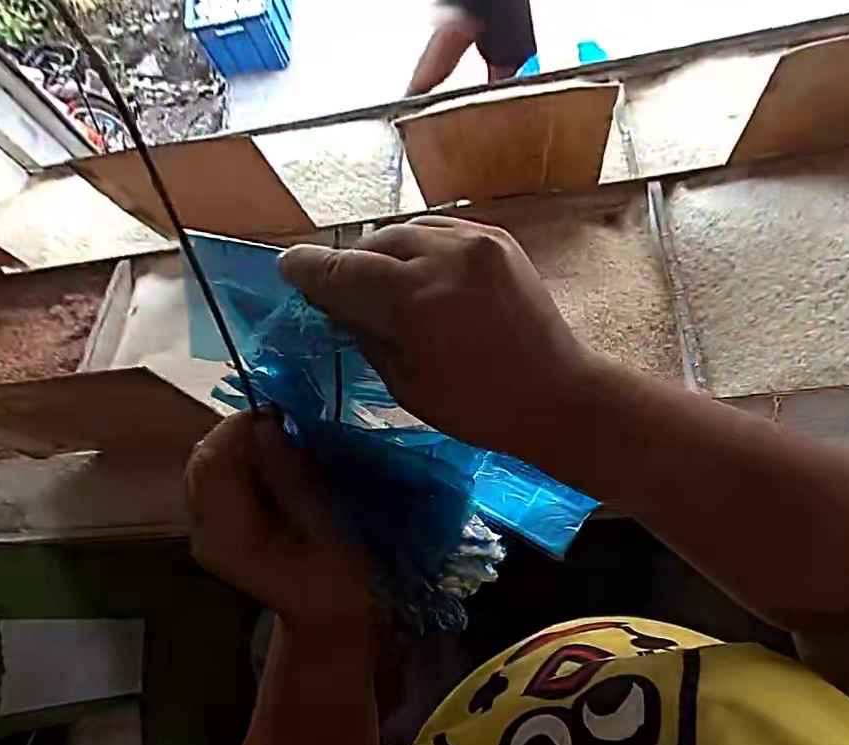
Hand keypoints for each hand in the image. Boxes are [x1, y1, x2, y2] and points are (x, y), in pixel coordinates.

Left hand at [185, 410, 372, 636]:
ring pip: (208, 465)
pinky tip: (276, 468)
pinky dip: (244, 463)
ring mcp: (205, 533)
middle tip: (289, 428)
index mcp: (230, 539)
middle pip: (203, 460)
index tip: (285, 415)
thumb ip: (295, 480)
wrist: (331, 619)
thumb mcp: (331, 532)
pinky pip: (218, 479)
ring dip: (243, 446)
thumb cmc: (343, 583)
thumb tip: (268, 428)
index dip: (241, 428)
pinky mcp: (215, 529)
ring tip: (286, 446)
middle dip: (241, 434)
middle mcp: (204, 534)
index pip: (213, 462)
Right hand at [278, 217, 592, 453]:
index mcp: (414, 300)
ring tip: (392, 290)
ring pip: (405, 233)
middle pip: (371, 246)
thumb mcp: (409, 387)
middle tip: (347, 297)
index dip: (307, 271)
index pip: (340, 271)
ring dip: (388, 257)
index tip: (290, 272)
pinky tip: (428, 279)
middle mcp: (442, 255)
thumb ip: (367, 337)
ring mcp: (475, 241)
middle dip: (352, 269)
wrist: (559, 396)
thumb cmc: (483, 409)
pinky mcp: (498, 240)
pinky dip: (423, 251)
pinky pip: (441, 232)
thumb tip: (339, 307)